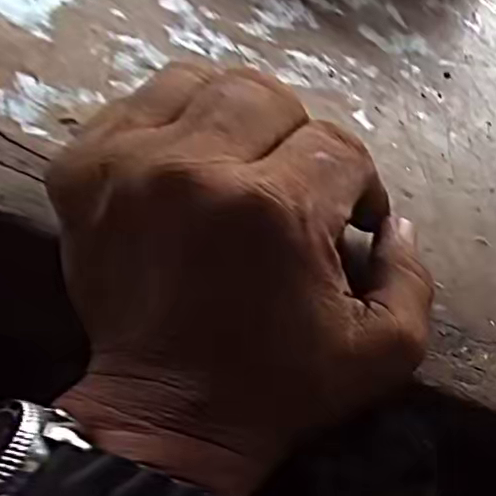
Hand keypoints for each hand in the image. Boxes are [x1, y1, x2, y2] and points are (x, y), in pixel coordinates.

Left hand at [46, 63, 433, 495]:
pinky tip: (211, 181)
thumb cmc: (296, 383)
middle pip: (267, 96)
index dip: (366, 187)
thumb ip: (413, 278)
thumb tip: (397, 225)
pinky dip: (190, 131)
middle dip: (309, 144)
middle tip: (314, 197)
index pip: (339, 147)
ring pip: (199, 83)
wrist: (178, 411)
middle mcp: (195, 167)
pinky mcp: (82, 168)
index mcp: (275, 212)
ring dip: (248, 124)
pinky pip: (142, 105)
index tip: (360, 230)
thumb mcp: (392, 348)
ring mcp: (126, 160)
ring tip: (263, 177)